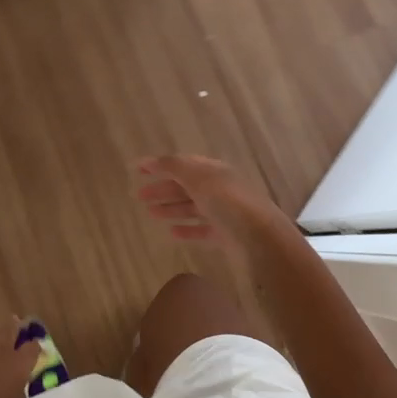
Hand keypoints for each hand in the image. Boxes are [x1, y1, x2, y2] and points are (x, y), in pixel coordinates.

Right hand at [135, 154, 289, 247]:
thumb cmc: (227, 201)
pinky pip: (201, 229)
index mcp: (213, 170)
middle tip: (140, 196)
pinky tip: (171, 232)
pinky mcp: (225, 235)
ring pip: (192, 207)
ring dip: (171, 208)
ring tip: (150, 213)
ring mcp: (223, 212)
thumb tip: (152, 160)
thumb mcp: (198, 176)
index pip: (182, 163)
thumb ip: (174, 166)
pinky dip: (186, 229)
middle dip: (162, 189)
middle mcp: (218, 189)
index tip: (136, 169)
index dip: (160, 165)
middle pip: (185, 186)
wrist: (260, 237)